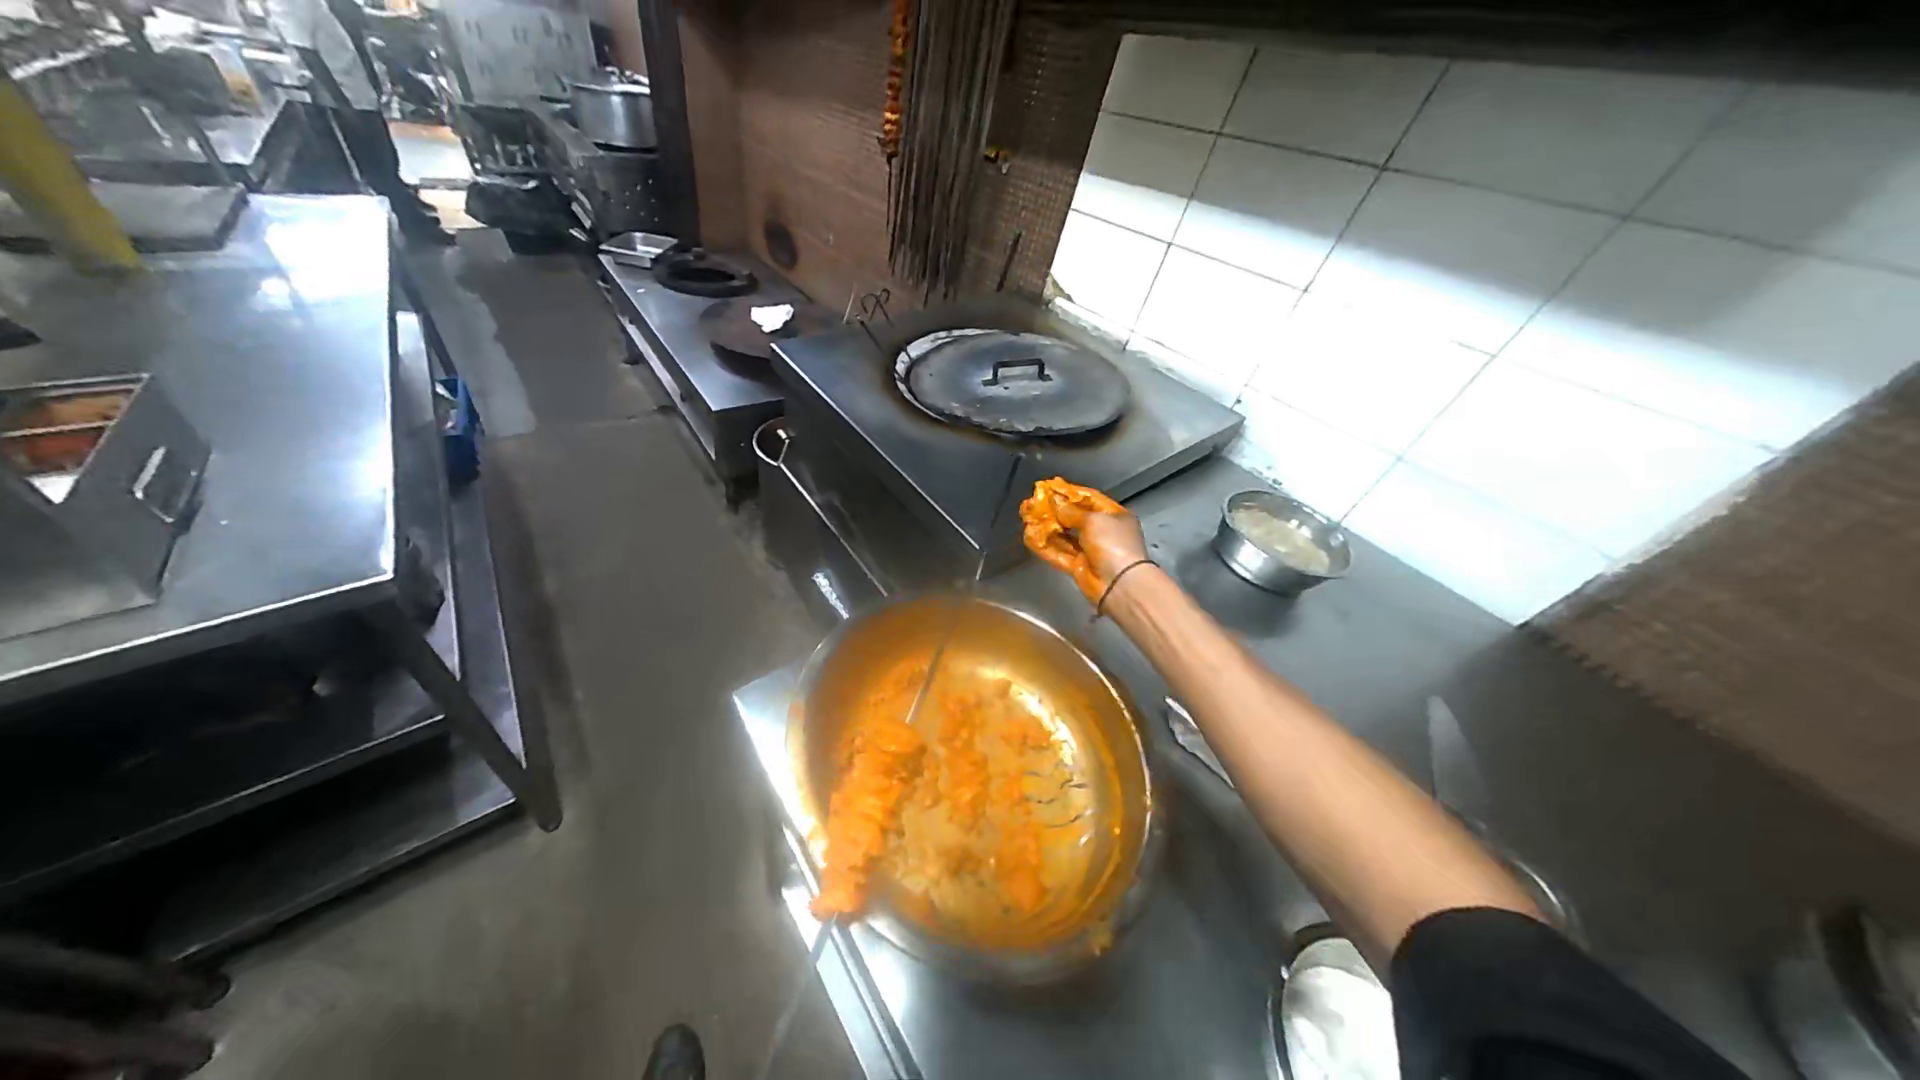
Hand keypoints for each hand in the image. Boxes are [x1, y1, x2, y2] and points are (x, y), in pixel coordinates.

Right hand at [1020, 477, 1143, 601]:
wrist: (1120, 584)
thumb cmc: (1113, 544)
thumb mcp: (1094, 520)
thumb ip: (1071, 511)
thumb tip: (1056, 504)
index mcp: (1114, 516)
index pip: (1089, 499)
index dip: (1069, 492)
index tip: (1050, 487)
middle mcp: (1103, 532)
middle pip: (1075, 518)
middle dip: (1054, 511)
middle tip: (1035, 503)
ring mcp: (1091, 551)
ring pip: (1065, 536)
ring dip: (1046, 528)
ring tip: (1028, 518)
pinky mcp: (1079, 567)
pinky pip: (1059, 554)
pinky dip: (1045, 546)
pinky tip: (1030, 537)